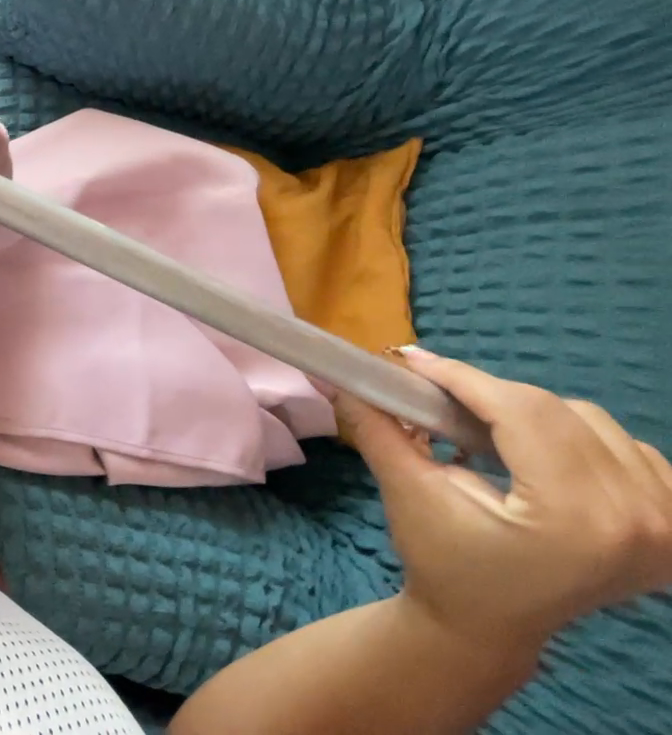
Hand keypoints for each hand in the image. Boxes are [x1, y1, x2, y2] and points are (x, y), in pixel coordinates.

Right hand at [341, 347, 671, 653]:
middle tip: (434, 392)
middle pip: (559, 413)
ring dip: (533, 412)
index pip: (523, 414)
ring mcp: (669, 524)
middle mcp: (641, 517)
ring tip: (484, 427)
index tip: (411, 360)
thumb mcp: (406, 492)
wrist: (487, 624)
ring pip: (594, 422)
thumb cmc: (441, 562)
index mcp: (576, 515)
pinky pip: (630, 448)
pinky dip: (579, 435)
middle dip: (489, 393)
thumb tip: (344, 379)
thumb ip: (379, 430)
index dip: (462, 377)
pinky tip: (540, 452)